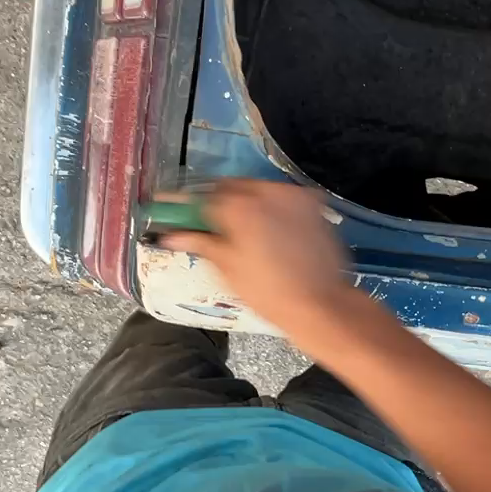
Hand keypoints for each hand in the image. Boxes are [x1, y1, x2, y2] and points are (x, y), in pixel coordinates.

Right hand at [162, 180, 361, 337]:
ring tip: (239, 228)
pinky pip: (282, 197)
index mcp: (240, 207)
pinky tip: (268, 227)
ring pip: (258, 189)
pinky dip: (270, 206)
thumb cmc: (269, 294)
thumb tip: (170, 234)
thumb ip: (200, 242)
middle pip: (230, 187)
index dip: (184, 204)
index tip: (169, 208)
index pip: (201, 195)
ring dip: (244, 202)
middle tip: (207, 222)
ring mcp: (293, 195)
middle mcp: (266, 192)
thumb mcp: (228, 269)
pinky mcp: (313, 204)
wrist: (321, 304)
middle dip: (216, 201)